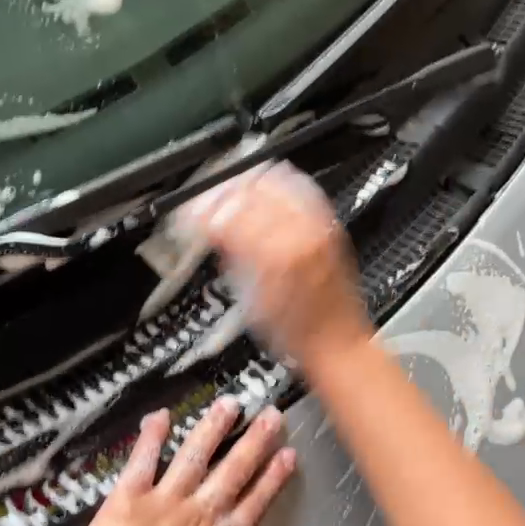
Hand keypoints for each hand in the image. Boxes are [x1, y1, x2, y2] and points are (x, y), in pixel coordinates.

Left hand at [58, 400, 296, 525]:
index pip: (255, 502)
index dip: (274, 477)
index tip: (288, 454)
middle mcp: (198, 514)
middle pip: (233, 471)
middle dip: (255, 441)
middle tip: (272, 415)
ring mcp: (164, 502)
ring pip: (194, 455)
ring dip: (213, 428)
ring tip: (230, 403)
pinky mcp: (128, 498)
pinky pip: (143, 460)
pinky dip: (152, 436)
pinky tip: (160, 416)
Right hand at [176, 162, 373, 368]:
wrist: (335, 342)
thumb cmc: (294, 332)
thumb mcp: (247, 299)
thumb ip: (230, 257)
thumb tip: (211, 229)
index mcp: (274, 255)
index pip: (228, 216)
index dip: (202, 212)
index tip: (189, 214)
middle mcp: (299, 233)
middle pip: (250, 193)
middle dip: (221, 194)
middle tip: (205, 202)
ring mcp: (318, 225)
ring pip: (275, 183)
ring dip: (247, 185)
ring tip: (231, 192)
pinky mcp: (329, 224)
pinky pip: (301, 188)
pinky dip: (278, 183)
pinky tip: (266, 188)